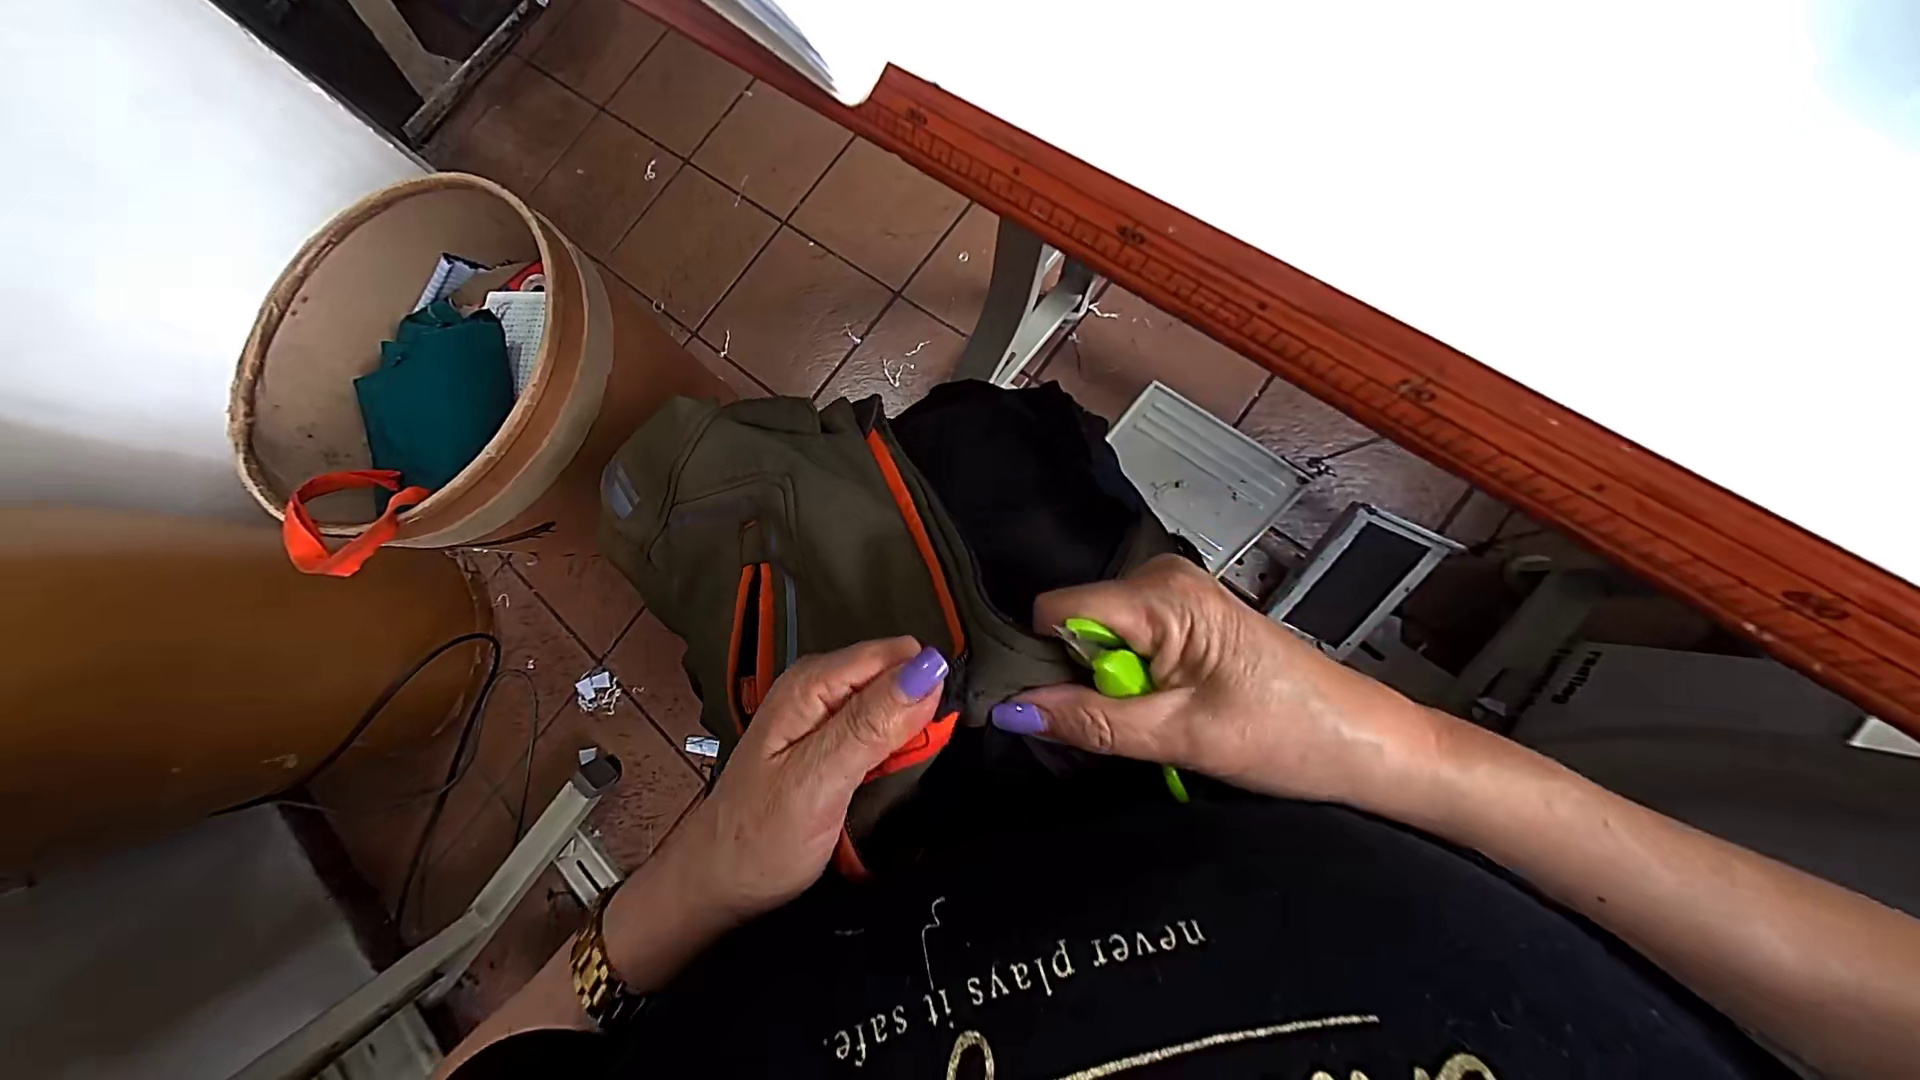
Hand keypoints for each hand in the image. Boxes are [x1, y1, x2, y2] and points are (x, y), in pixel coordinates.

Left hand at [659, 637, 948, 922]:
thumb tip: (929, 669)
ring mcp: (826, 711)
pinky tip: (878, 781)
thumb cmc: (755, 840)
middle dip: (916, 716)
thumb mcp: (818, 781)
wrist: (718, 884)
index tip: (918, 742)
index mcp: (813, 681)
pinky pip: (886, 729)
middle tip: (895, 770)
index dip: (921, 692)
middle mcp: (821, 685)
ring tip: (884, 780)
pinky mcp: (835, 737)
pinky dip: (894, 753)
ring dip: (907, 738)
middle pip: (900, 675)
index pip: (898, 654)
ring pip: (897, 703)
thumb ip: (872, 724)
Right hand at [993, 555, 1447, 813]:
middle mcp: (1161, 576)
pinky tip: (1164, 703)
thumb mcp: (1180, 736)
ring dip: (1107, 683)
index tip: (1069, 710)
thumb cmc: (1288, 736)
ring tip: (1155, 718)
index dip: (1048, 661)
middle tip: (1129, 724)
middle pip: (1074, 622)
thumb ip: (1090, 721)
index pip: (1056, 610)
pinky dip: (1127, 676)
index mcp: (1162, 593)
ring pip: (1095, 635)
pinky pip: (1122, 638)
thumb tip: (1011, 710)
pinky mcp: (1181, 612)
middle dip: (1082, 678)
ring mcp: (1172, 592)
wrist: (1364, 742)